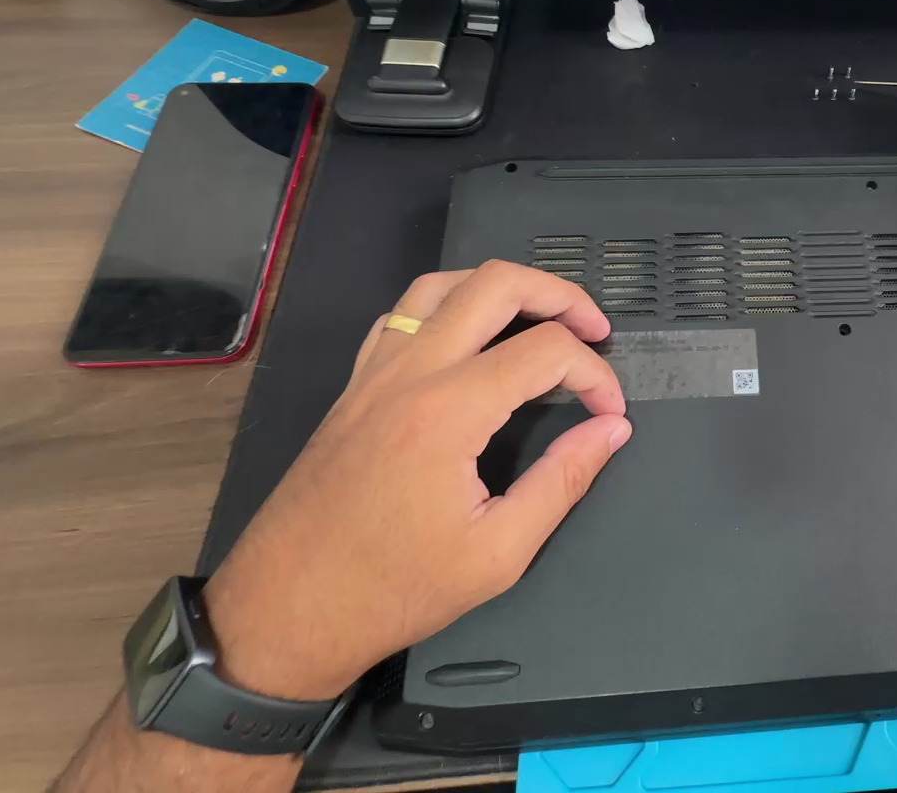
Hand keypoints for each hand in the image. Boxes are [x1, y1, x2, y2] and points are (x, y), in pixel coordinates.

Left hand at [198, 262, 630, 700]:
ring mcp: (376, 370)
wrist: (283, 612)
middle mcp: (411, 371)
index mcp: (450, 410)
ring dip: (503, 287)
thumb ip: (564, 480)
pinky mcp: (356, 383)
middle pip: (497, 284)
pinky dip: (449, 305)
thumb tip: (612, 429)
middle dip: (562, 296)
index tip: (611, 413)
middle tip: (596, 330)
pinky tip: (470, 337)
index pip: (546, 351)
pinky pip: (404, 313)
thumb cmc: (395, 588)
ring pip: (445, 284)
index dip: (595, 374)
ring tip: (541, 316)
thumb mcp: (499, 553)